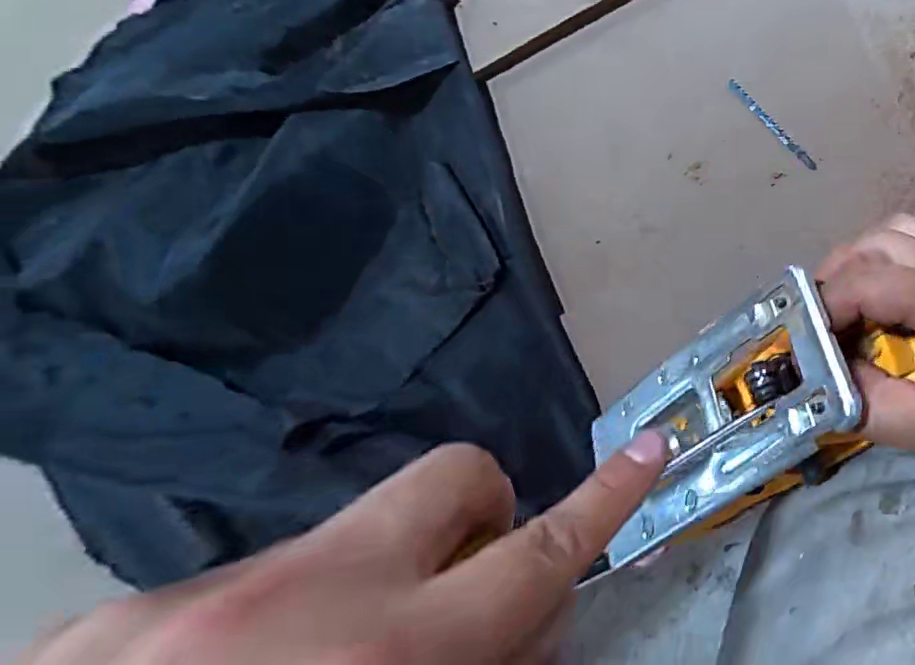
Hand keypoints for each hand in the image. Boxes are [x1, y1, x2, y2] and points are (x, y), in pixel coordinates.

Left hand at [19, 434, 667, 664]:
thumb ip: (484, 663)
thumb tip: (532, 621)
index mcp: (378, 660)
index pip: (538, 553)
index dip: (607, 499)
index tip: (650, 449)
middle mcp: (287, 610)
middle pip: (454, 478)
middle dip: (480, 513)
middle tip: (453, 588)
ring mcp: (176, 611)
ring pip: (338, 543)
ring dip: (350, 597)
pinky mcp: (85, 631)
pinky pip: (226, 595)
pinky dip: (245, 639)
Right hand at [817, 214, 914, 473]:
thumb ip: (873, 405)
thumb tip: (824, 384)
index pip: (863, 280)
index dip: (822, 311)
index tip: (800, 348)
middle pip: (872, 243)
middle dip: (834, 280)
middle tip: (818, 330)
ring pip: (892, 233)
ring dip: (858, 264)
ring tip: (846, 312)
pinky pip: (913, 244)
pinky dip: (884, 262)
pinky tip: (883, 303)